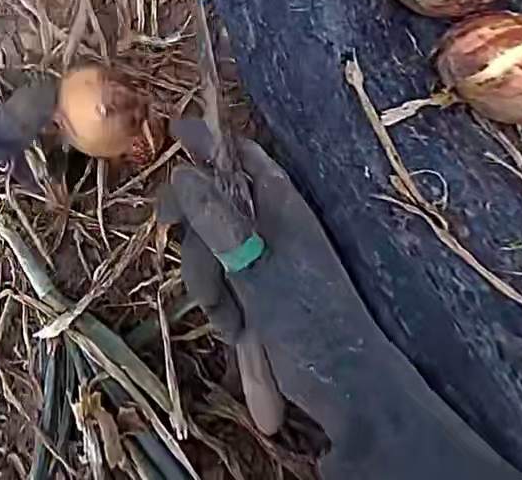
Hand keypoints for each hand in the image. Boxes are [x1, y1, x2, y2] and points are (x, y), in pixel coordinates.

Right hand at [162, 118, 521, 479]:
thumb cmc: (311, 321)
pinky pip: (218, 281)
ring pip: (207, 249)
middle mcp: (267, 219)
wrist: (346, 389)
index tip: (175, 132)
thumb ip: (217, 221)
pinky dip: (220, 305)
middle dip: (199, 249)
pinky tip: (237, 334)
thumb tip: (182, 173)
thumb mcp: (257, 270)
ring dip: (210, 287)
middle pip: (208, 206)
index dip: (206, 141)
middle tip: (206, 284)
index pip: (237, 154)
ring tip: (234, 325)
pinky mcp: (254, 285)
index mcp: (278, 200)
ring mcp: (259, 252)